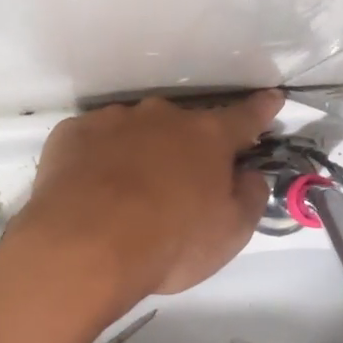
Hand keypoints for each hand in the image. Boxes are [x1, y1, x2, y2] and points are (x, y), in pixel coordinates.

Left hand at [9, 92, 281, 310]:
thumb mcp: (229, 233)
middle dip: (186, 147)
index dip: (260, 110)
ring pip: (135, 131)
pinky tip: (90, 188)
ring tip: (127, 193)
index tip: (271, 98)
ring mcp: (112, 120)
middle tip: (179, 184)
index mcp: (207, 137)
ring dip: (139, 151)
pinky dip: (98, 159)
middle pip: (183, 126)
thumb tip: (250, 174)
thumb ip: (249, 197)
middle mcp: (161, 117)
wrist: (84, 244)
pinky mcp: (71, 134)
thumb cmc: (169, 242)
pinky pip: (93, 142)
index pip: (244, 117)